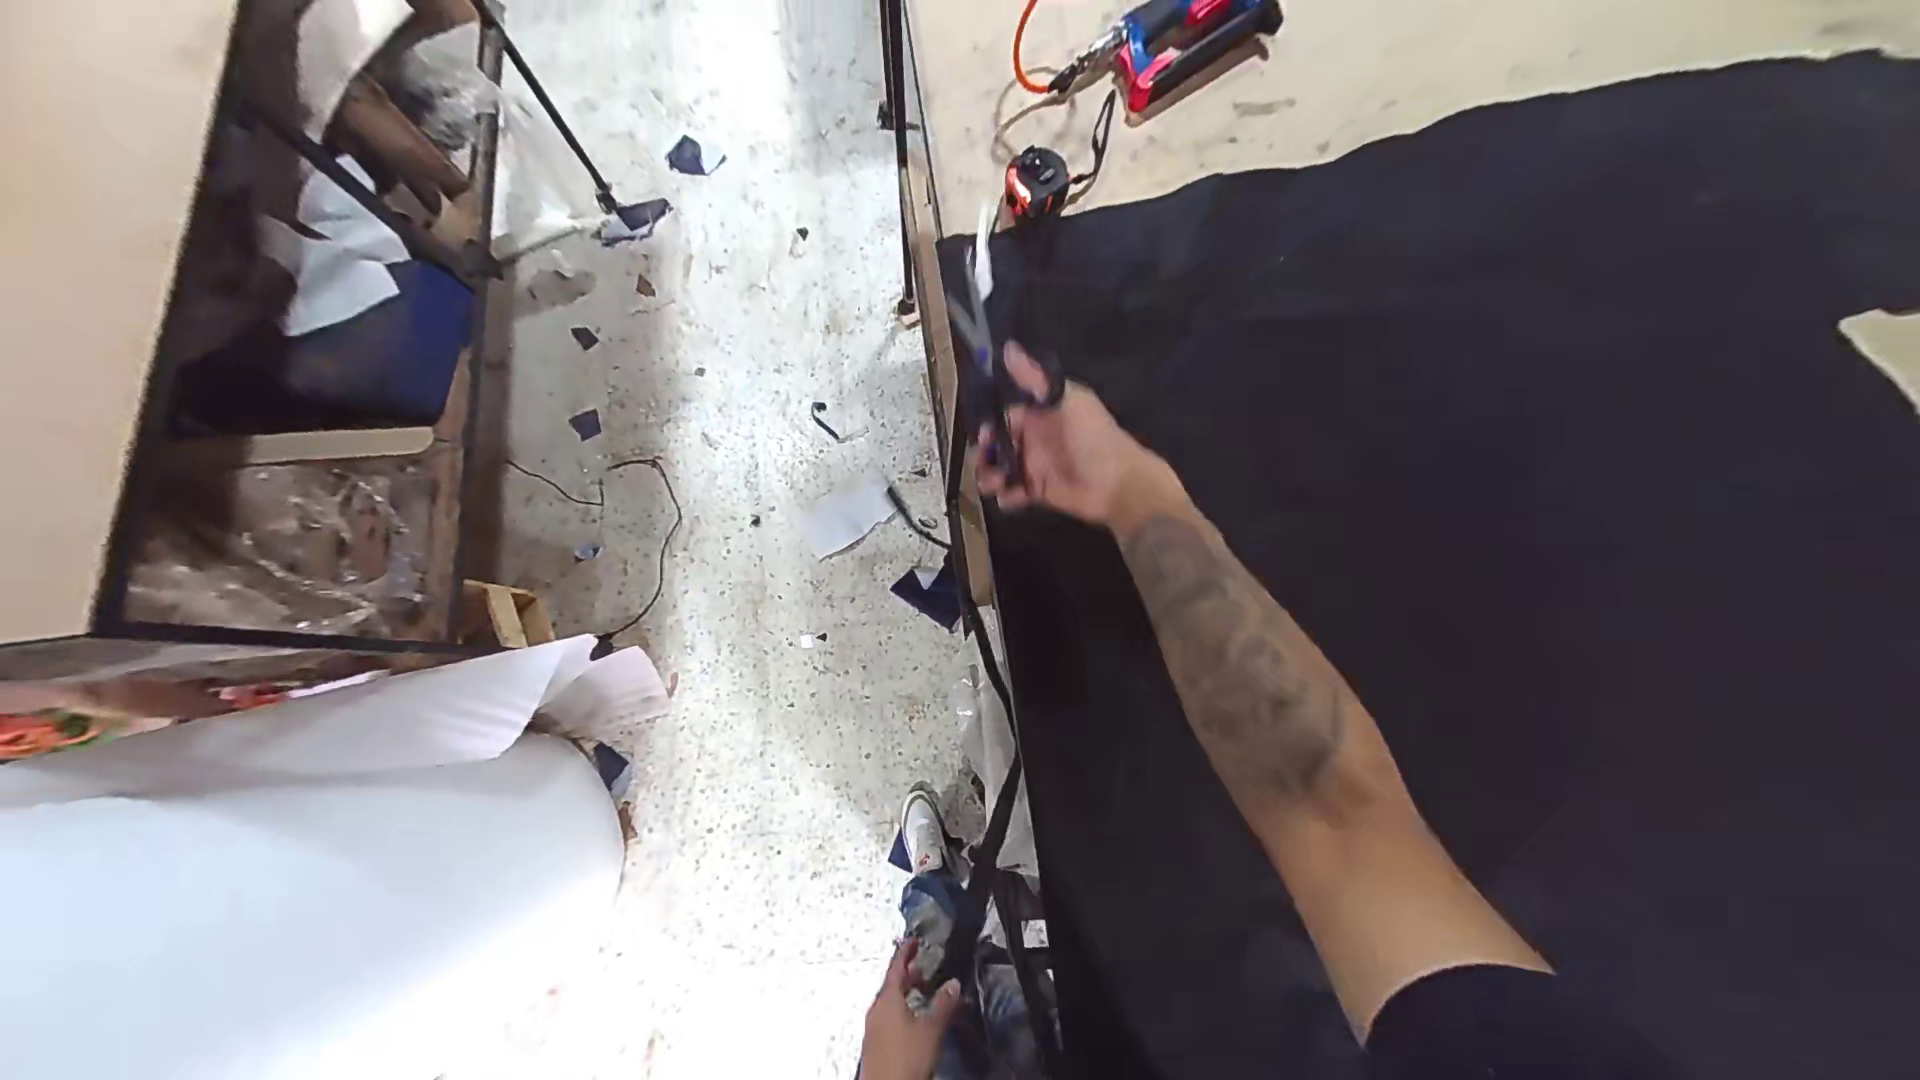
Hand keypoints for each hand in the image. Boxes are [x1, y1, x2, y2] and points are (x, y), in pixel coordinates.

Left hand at [861, 938, 962, 1079]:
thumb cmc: (907, 1058)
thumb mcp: (931, 1030)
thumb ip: (943, 1004)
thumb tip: (953, 982)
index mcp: (887, 998)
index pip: (896, 966)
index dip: (906, 951)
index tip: (914, 939)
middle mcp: (877, 1009)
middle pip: (892, 984)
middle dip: (908, 974)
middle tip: (924, 968)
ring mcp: (873, 1028)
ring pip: (890, 1001)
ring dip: (905, 993)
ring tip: (922, 993)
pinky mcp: (874, 1045)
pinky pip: (888, 1016)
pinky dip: (901, 1009)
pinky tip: (913, 1020)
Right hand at [974, 343, 1182, 528]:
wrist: (1117, 482)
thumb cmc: (1092, 437)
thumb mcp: (1064, 400)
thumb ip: (1034, 378)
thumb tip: (1008, 347)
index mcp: (1041, 415)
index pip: (1006, 418)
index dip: (990, 426)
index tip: (983, 436)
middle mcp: (1035, 440)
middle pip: (999, 446)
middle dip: (985, 454)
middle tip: (983, 462)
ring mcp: (1036, 467)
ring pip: (1001, 470)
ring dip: (990, 476)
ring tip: (993, 484)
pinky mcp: (1039, 492)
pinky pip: (1014, 494)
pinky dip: (1007, 497)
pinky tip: (1009, 497)